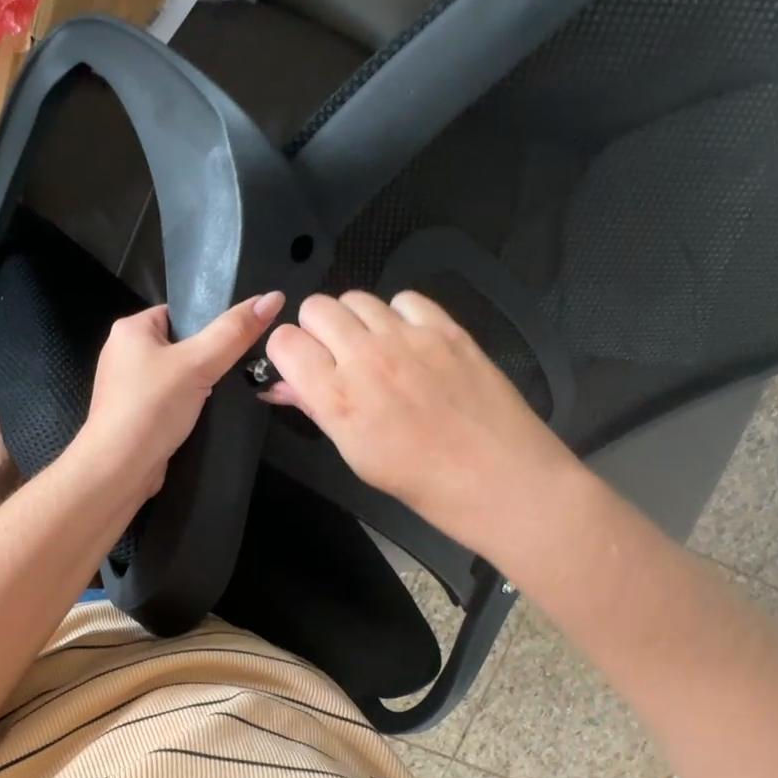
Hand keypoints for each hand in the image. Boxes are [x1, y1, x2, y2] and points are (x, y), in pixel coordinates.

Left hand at [74, 292, 285, 495]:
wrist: (119, 469)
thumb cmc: (151, 407)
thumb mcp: (198, 363)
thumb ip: (234, 332)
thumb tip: (272, 297)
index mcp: (130, 329)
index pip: (179, 313)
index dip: (209, 324)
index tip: (237, 339)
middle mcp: (124, 353)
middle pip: (181, 344)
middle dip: (207, 357)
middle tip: (236, 368)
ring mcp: (127, 387)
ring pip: (178, 375)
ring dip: (200, 385)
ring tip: (225, 392)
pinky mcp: (136, 415)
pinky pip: (170, 400)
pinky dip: (188, 406)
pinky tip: (206, 415)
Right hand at [262, 290, 588, 561]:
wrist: (497, 478)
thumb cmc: (420, 479)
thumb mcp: (354, 452)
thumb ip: (314, 408)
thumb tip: (279, 387)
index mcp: (337, 396)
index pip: (284, 341)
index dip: (286, 351)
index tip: (298, 365)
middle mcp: (367, 357)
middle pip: (316, 308)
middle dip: (315, 329)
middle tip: (333, 356)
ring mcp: (408, 338)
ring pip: (356, 298)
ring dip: (353, 319)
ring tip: (371, 348)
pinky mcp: (446, 329)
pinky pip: (404, 298)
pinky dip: (397, 314)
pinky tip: (408, 341)